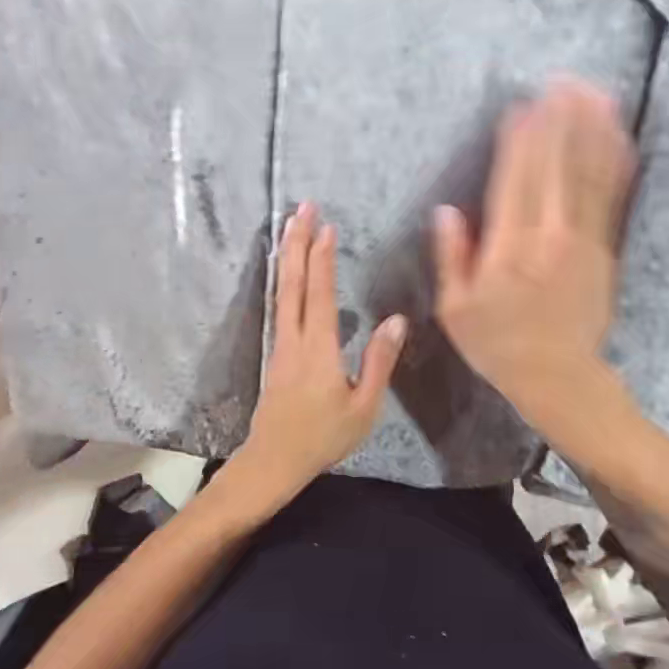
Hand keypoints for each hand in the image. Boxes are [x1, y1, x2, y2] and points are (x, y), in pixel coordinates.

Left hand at [236, 202, 407, 492]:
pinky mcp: (275, 354)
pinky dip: (284, 280)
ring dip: (287, 256)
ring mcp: (280, 345)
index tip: (326, 225)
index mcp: (318, 349)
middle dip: (296, 242)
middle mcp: (294, 339)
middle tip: (300, 207)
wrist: (274, 460)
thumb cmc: (324, 437)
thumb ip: (379, 362)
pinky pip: (279, 305)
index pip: (320, 294)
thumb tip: (395, 320)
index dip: (323, 258)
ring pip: (281, 291)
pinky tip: (288, 273)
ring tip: (291, 227)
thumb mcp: (364, 406)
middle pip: (292, 282)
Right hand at [432, 78, 636, 425]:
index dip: (519, 141)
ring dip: (592, 132)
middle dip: (559, 122)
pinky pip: (610, 199)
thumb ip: (452, 258)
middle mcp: (547, 236)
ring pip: (588, 176)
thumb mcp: (456, 309)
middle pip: (554, 168)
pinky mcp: (605, 250)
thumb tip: (446, 211)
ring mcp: (582, 242)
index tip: (522, 105)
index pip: (512, 182)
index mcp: (507, 249)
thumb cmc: (498, 344)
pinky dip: (614, 165)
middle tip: (562, 80)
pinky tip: (617, 137)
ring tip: (594, 92)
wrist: (558, 376)